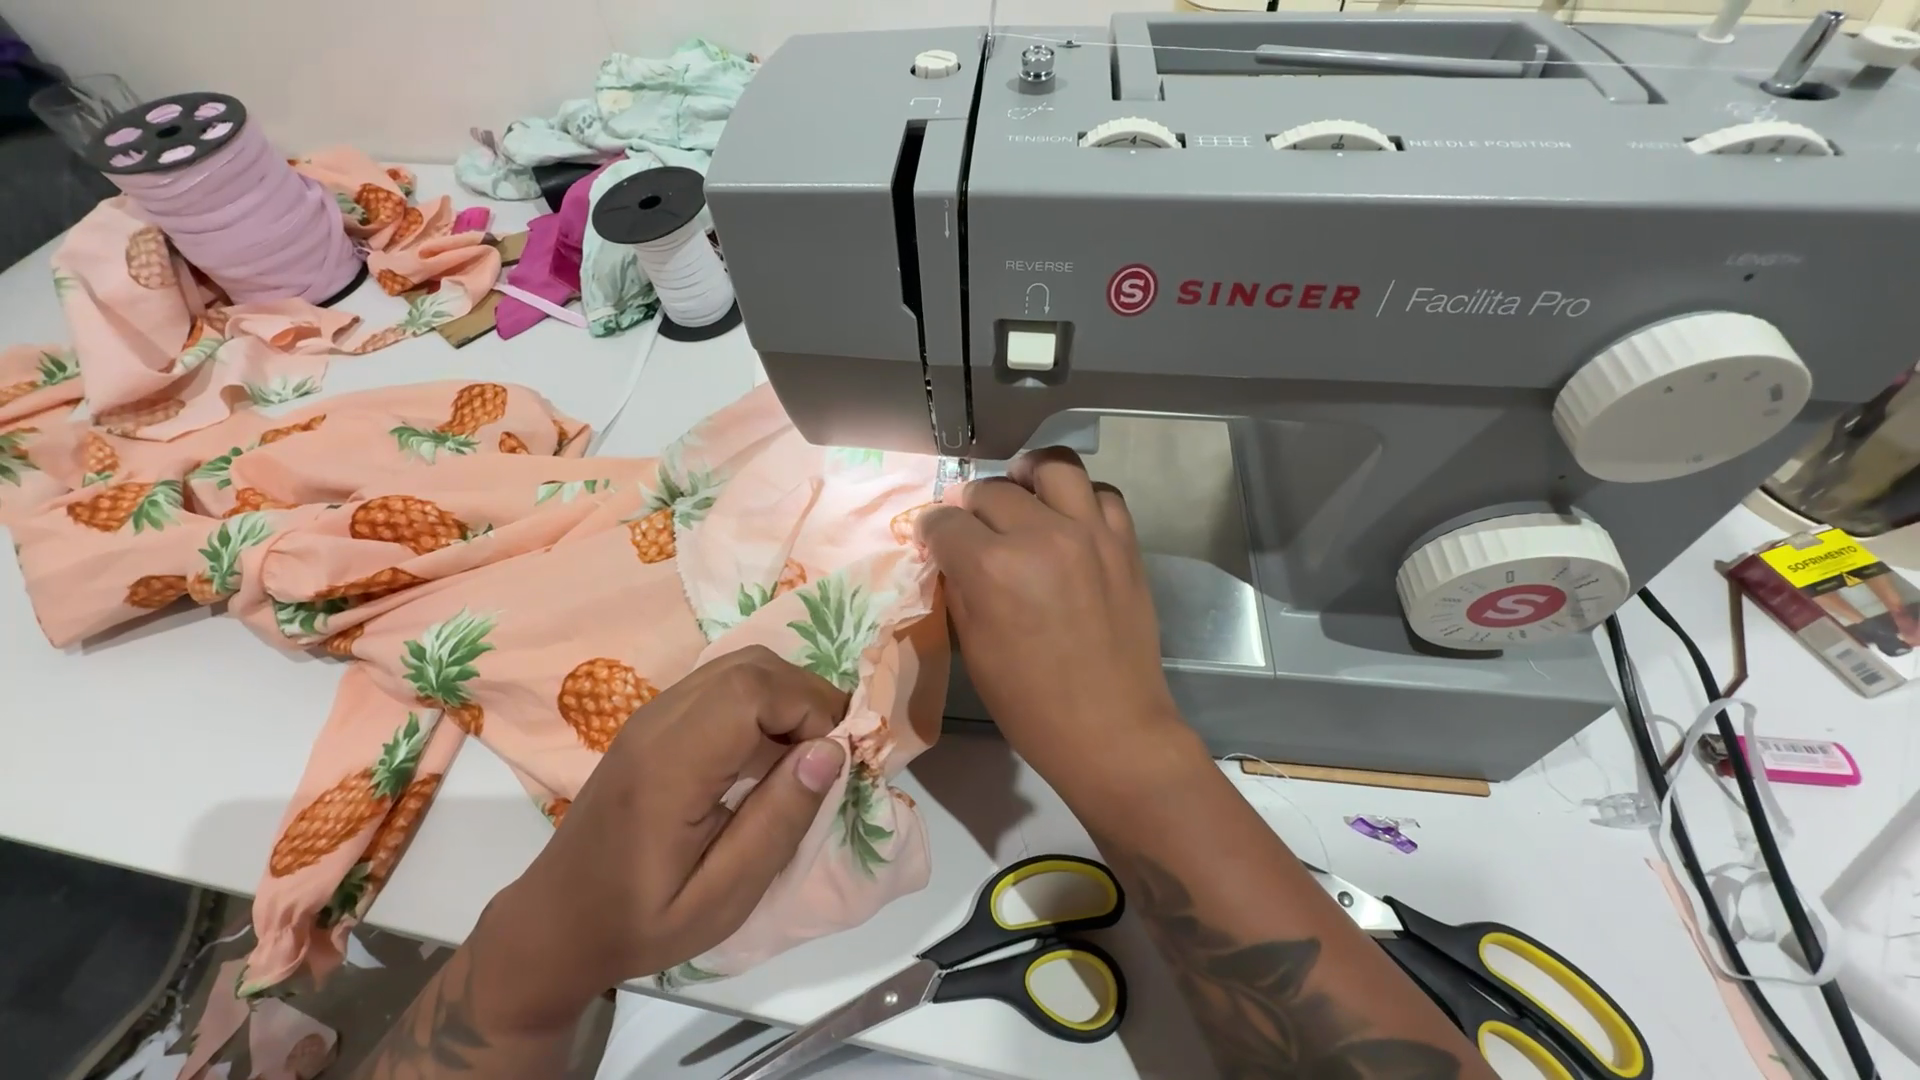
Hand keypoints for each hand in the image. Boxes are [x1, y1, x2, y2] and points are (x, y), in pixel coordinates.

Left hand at [479, 646, 847, 1024]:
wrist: (557, 922)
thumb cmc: (640, 923)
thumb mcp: (720, 899)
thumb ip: (777, 823)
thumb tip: (831, 751)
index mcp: (669, 765)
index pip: (753, 691)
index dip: (808, 708)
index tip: (833, 759)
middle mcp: (658, 722)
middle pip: (751, 666)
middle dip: (807, 698)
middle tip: (832, 753)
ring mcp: (652, 715)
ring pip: (740, 665)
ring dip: (788, 696)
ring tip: (807, 753)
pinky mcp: (656, 720)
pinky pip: (723, 683)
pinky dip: (764, 702)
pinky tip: (770, 752)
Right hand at [917, 448, 1191, 786]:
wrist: (1111, 729)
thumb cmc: (1029, 703)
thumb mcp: (973, 647)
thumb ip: (959, 588)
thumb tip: (952, 555)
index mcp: (992, 567)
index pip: (946, 522)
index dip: (933, 530)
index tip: (935, 539)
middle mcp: (1041, 535)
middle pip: (993, 489)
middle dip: (972, 505)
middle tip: (974, 527)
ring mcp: (1090, 533)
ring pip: (1054, 465)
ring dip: (1028, 475)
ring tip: (1023, 492)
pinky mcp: (1125, 543)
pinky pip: (1102, 493)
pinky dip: (1080, 498)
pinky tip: (1069, 519)